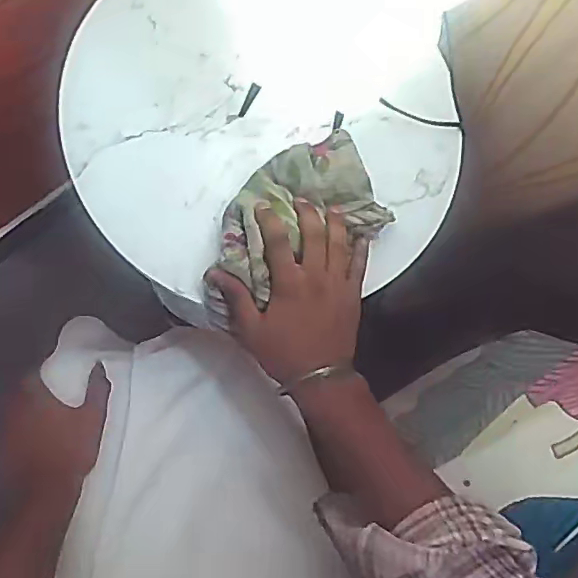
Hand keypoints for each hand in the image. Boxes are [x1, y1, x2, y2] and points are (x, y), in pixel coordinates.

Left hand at [0, 363, 109, 505]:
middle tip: (52, 398)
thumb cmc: (71, 451)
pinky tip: (32, 443)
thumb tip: (98, 366)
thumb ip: (96, 390)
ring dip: (25, 413)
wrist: (44, 493)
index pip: (33, 372)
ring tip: (43, 421)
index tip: (57, 376)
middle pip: (20, 392)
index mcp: (33, 395)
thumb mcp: (93, 419)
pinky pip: (8, 433)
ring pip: (12, 412)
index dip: (45, 372)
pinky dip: (18, 433)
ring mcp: (0, 430)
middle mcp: (10, 407)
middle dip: (34, 392)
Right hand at [207, 199, 368, 386]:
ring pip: (339, 244)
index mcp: (290, 283)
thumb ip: (237, 298)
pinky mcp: (353, 295)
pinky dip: (361, 249)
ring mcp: (338, 284)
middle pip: (314, 234)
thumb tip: (216, 273)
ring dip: (335, 223)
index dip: (269, 219)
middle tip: (300, 200)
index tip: (262, 205)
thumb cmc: (284, 354)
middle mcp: (317, 277)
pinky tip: (361, 236)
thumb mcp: (252, 330)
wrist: (322, 377)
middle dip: (307, 212)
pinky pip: (360, 265)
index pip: (278, 241)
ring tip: (330, 208)